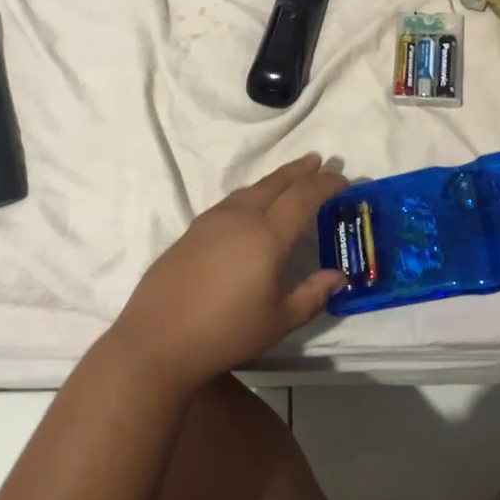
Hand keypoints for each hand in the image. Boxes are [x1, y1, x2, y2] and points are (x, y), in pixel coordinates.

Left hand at [111, 154, 346, 389]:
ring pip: (250, 189)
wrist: (157, 339)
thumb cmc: (225, 333)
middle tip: (318, 160)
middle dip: (300, 170)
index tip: (342, 179)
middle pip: (275, 183)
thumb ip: (312, 295)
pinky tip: (252, 207)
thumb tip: (338, 276)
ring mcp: (211, 221)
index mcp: (267, 236)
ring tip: (289, 180)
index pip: (303, 197)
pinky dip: (251, 195)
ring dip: (274, 181)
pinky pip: (231, 202)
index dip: (325, 184)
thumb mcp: (278, 321)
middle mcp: (240, 218)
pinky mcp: (192, 231)